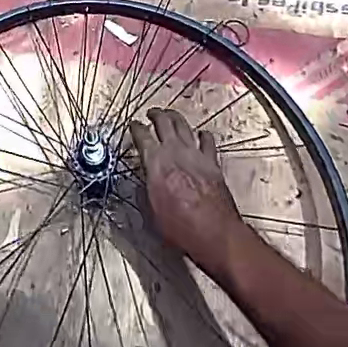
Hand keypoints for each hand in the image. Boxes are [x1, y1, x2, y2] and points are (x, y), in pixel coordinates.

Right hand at [129, 108, 244, 270]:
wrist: (214, 233)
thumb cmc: (181, 226)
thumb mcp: (151, 211)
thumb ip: (145, 189)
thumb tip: (143, 183)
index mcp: (155, 161)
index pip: (141, 135)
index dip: (136, 128)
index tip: (134, 125)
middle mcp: (174, 151)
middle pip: (163, 121)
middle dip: (155, 114)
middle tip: (151, 113)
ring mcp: (195, 153)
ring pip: (183, 124)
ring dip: (175, 117)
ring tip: (170, 115)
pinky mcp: (212, 161)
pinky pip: (207, 140)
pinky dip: (202, 135)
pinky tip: (201, 134)